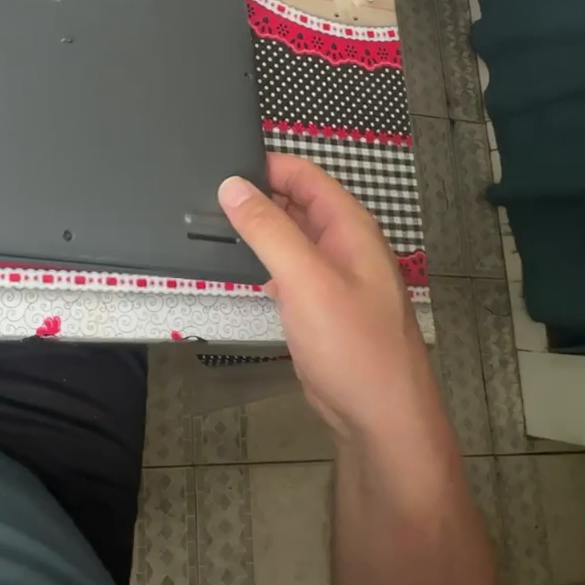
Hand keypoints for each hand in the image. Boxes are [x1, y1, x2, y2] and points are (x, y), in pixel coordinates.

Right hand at [218, 154, 444, 450]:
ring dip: (255, 227)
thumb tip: (232, 185)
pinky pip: (286, 266)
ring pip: (288, 235)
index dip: (265, 165)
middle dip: (255, 194)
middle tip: (203, 195)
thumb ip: (268, 228)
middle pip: (295, 201)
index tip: (218, 166)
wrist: (381, 420)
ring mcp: (332, 276)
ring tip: (209, 223)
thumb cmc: (351, 344)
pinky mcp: (318, 304)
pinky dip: (261, 258)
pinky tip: (234, 264)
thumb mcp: (305, 278)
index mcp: (349, 227)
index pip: (304, 175)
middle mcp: (343, 245)